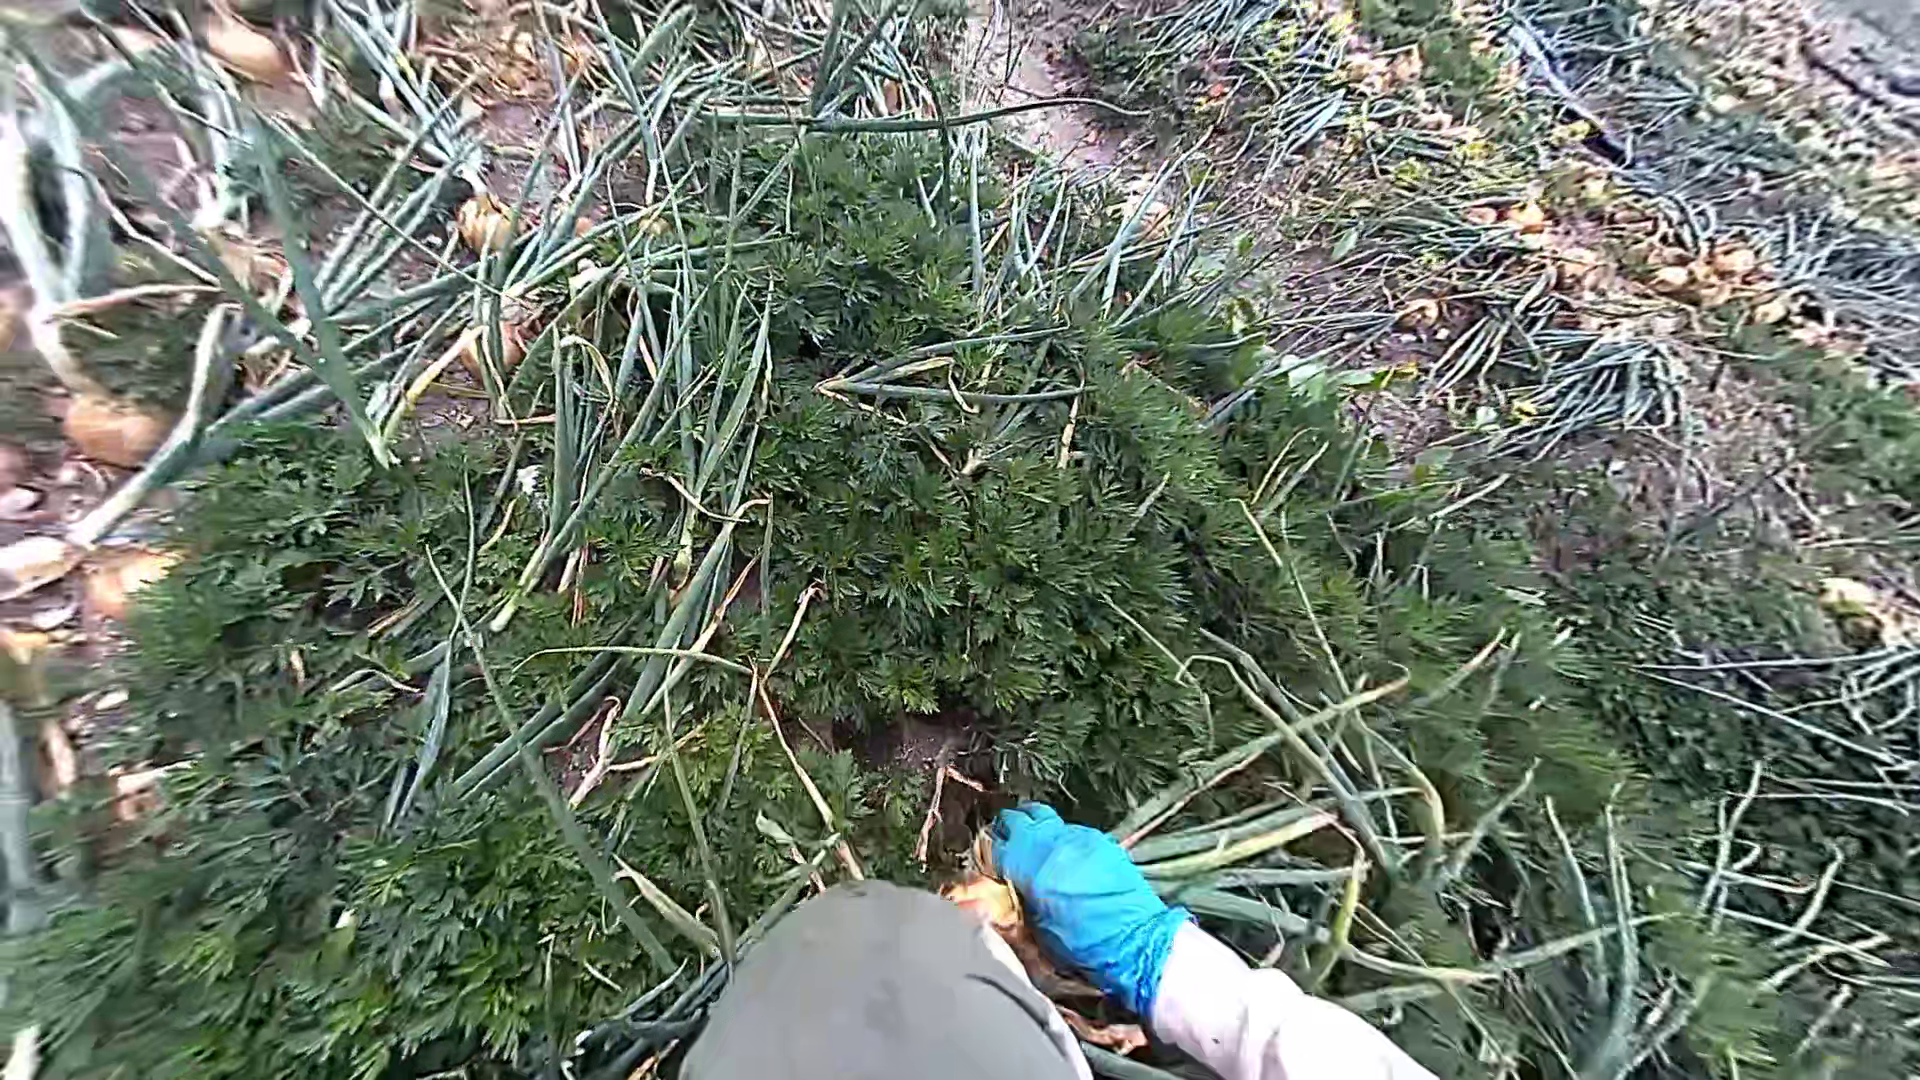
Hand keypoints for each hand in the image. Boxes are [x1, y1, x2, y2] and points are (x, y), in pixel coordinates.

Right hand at [991, 802, 1188, 1016]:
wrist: (1137, 942)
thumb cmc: (1084, 946)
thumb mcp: (1037, 934)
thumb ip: (1015, 903)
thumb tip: (1001, 892)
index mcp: (1028, 863)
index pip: (994, 842)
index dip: (987, 851)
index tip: (987, 860)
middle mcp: (1049, 840)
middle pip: (1017, 816)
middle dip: (1008, 828)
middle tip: (1007, 846)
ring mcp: (1075, 835)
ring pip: (1044, 818)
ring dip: (1035, 830)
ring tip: (1036, 851)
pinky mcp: (1098, 838)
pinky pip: (1070, 831)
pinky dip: (1061, 840)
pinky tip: (1066, 860)